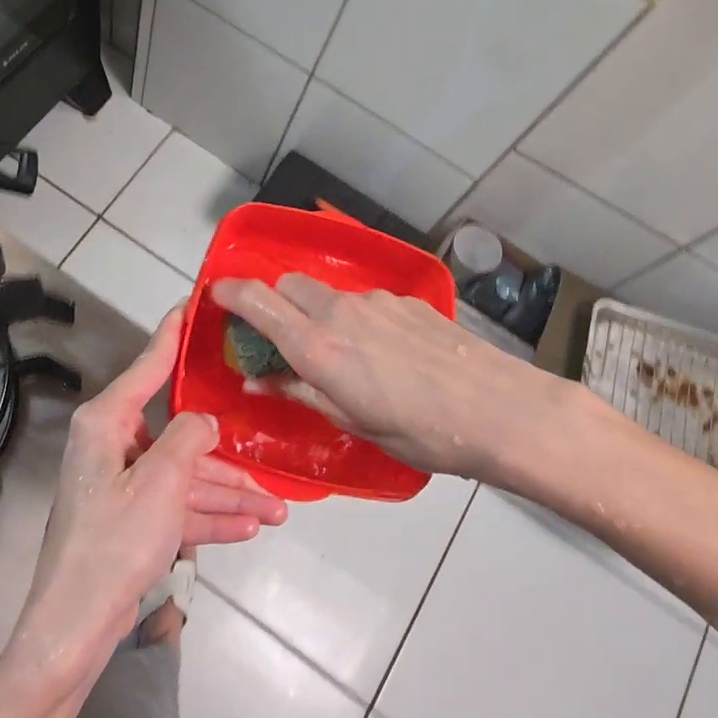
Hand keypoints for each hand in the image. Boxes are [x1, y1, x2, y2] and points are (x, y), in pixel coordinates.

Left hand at [0, 306, 287, 717]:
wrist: (76, 623)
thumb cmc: (115, 542)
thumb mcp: (161, 484)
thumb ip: (189, 439)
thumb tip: (205, 422)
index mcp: (107, 422)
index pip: (148, 365)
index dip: (174, 335)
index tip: (193, 303)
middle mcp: (112, 444)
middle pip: (179, 434)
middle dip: (226, 456)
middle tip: (272, 458)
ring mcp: (120, 484)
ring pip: (183, 477)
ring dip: (227, 494)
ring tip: (278, 512)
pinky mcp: (129, 520)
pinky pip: (175, 506)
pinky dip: (208, 517)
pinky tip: (250, 529)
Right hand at [211, 274, 584, 485]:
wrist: (501, 410)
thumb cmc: (421, 433)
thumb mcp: (352, 422)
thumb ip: (299, 392)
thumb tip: (257, 381)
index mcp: (318, 347)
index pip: (256, 300)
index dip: (229, 292)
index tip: (216, 297)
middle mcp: (340, 312)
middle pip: (287, 285)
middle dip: (274, 302)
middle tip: (282, 338)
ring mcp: (376, 301)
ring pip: (326, 293)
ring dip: (316, 312)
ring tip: (342, 353)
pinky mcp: (407, 301)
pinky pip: (364, 301)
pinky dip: (355, 318)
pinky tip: (384, 352)